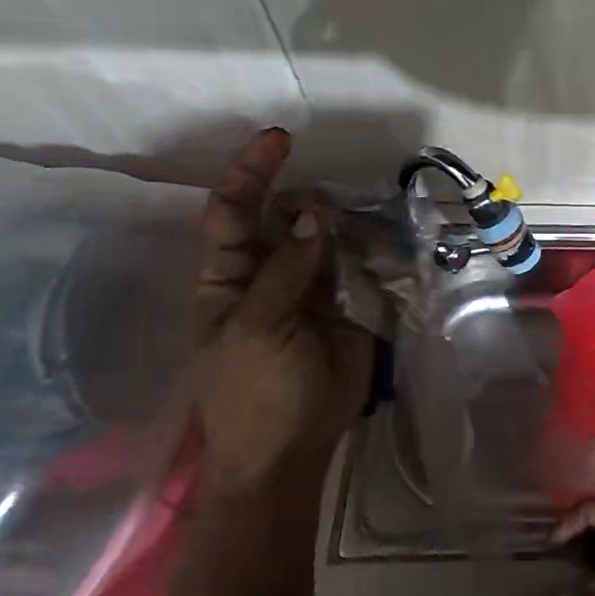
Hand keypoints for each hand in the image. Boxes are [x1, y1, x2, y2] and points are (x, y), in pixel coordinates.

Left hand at [186, 128, 373, 494]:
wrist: (287, 455)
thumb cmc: (252, 392)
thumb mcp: (255, 328)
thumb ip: (286, 271)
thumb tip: (315, 215)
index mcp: (226, 275)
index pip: (232, 210)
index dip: (250, 173)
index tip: (277, 141)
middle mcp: (264, 271)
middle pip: (277, 215)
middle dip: (296, 193)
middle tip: (323, 199)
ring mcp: (305, 286)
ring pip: (319, 236)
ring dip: (331, 221)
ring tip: (344, 228)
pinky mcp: (342, 304)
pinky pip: (350, 264)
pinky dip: (360, 247)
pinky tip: (368, 239)